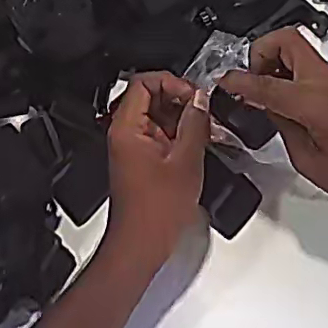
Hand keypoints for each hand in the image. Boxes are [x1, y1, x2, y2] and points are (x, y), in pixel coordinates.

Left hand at [102, 72, 210, 273]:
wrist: (141, 245)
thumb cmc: (154, 213)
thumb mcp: (186, 161)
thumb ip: (195, 124)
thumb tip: (200, 100)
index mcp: (127, 127)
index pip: (142, 82)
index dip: (170, 82)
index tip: (192, 93)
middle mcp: (124, 132)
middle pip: (149, 96)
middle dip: (178, 98)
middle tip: (201, 109)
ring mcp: (131, 145)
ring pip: (155, 114)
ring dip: (180, 116)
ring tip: (203, 129)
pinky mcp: (139, 158)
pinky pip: (157, 132)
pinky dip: (176, 133)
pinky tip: (196, 143)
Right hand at [221, 28, 327, 221]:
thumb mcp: (307, 159)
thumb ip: (280, 123)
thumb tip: (262, 103)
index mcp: (316, 102)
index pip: (266, 82)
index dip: (239, 81)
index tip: (224, 82)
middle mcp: (327, 81)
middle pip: (285, 39)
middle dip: (260, 52)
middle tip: (253, 79)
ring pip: (296, 46)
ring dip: (275, 60)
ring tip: (267, 90)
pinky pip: (307, 62)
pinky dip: (288, 70)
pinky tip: (284, 97)